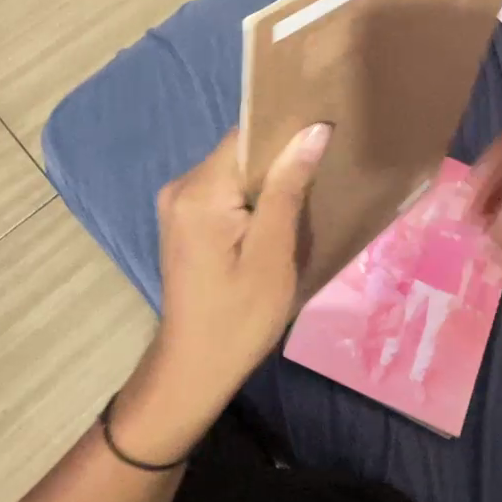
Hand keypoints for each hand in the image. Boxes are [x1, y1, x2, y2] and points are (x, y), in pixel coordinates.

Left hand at [114, 124, 330, 461]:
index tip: (324, 140)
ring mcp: (177, 205)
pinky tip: (275, 220)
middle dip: (279, 162)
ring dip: (267, 183)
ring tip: (304, 198)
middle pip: (240, 153)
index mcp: (199, 192)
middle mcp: (181, 188)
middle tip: (322, 176)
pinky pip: (223, 192)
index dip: (285, 135)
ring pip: (234, 172)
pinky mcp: (183, 221)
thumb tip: (313, 131)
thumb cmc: (239, 318)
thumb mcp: (273, 254)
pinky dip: (250, 200)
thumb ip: (288, 189)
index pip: (246, 137)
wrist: (194, 370)